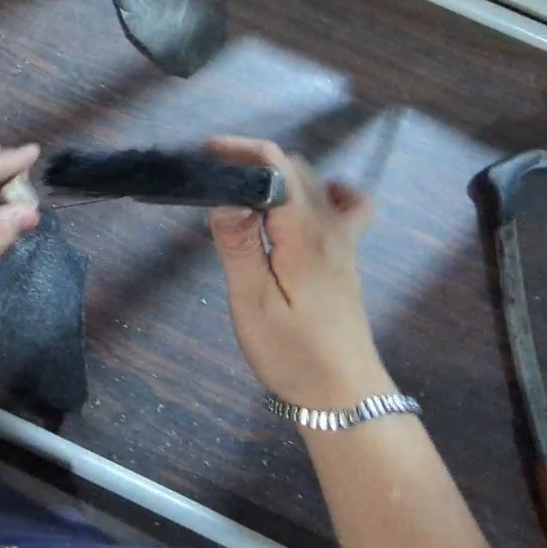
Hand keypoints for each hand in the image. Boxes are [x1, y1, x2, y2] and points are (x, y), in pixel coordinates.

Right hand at [205, 136, 391, 410]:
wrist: (343, 396)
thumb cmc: (292, 352)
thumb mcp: (252, 302)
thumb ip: (239, 245)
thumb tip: (227, 196)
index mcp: (305, 235)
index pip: (277, 168)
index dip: (240, 151)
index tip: (202, 155)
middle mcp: (330, 228)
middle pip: (294, 169)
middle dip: (251, 159)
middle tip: (207, 173)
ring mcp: (343, 242)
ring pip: (314, 183)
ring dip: (276, 173)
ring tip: (238, 187)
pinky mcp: (344, 257)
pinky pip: (343, 206)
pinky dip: (321, 191)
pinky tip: (301, 202)